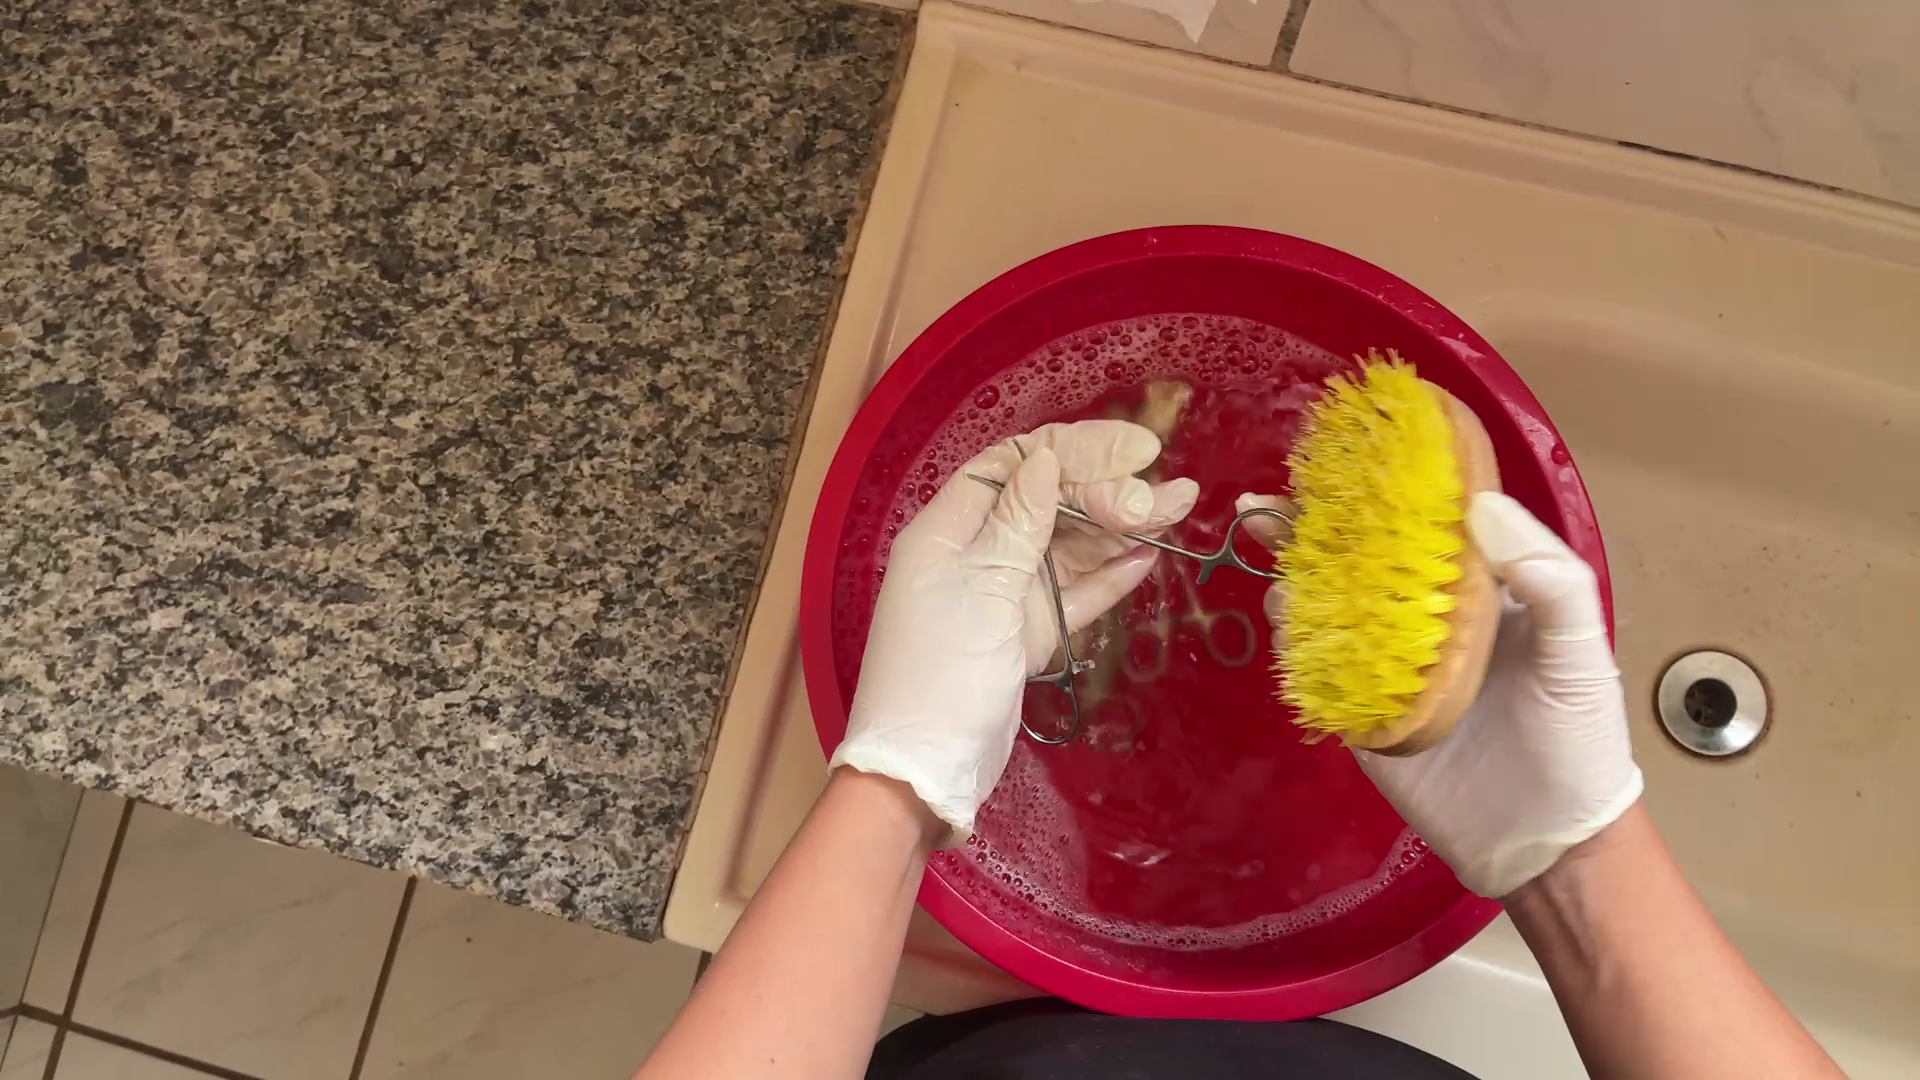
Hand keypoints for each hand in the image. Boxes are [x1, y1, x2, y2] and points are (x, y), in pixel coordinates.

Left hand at [833, 421, 1197, 843]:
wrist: (926, 769)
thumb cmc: (943, 670)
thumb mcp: (983, 587)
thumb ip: (1018, 522)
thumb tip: (1045, 457)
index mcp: (950, 530)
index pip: (1013, 467)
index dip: (1072, 451)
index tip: (1134, 451)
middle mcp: (978, 552)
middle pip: (1046, 504)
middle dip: (1105, 493)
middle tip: (1167, 494)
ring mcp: (1005, 593)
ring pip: (1066, 548)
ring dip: (1118, 530)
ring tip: (1177, 508)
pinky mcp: (1027, 631)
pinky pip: (1072, 593)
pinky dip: (1106, 577)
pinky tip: (1146, 556)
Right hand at [1239, 490, 1643, 897]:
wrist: (1540, 843)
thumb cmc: (1574, 744)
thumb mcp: (1580, 659)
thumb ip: (1552, 585)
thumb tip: (1485, 506)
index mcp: (1469, 596)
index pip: (1415, 532)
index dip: (1374, 496)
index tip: (1334, 466)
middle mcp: (1416, 620)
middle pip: (1352, 563)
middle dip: (1305, 532)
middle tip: (1261, 508)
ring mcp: (1378, 661)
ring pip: (1322, 607)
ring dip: (1289, 577)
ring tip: (1261, 555)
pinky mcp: (1350, 702)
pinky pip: (1310, 662)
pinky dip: (1287, 636)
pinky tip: (1272, 613)